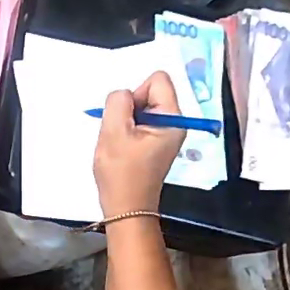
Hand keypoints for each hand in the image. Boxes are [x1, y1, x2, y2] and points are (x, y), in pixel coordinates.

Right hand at [93, 71, 186, 215]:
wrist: (126, 209)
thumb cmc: (121, 173)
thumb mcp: (114, 131)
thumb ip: (118, 102)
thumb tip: (123, 95)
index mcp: (173, 119)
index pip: (158, 80)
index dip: (136, 93)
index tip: (126, 118)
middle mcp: (175, 124)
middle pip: (150, 93)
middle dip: (130, 108)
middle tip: (120, 134)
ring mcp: (166, 135)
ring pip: (142, 109)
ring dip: (126, 121)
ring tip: (119, 144)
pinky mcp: (156, 145)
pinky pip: (140, 124)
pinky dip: (127, 132)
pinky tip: (121, 149)